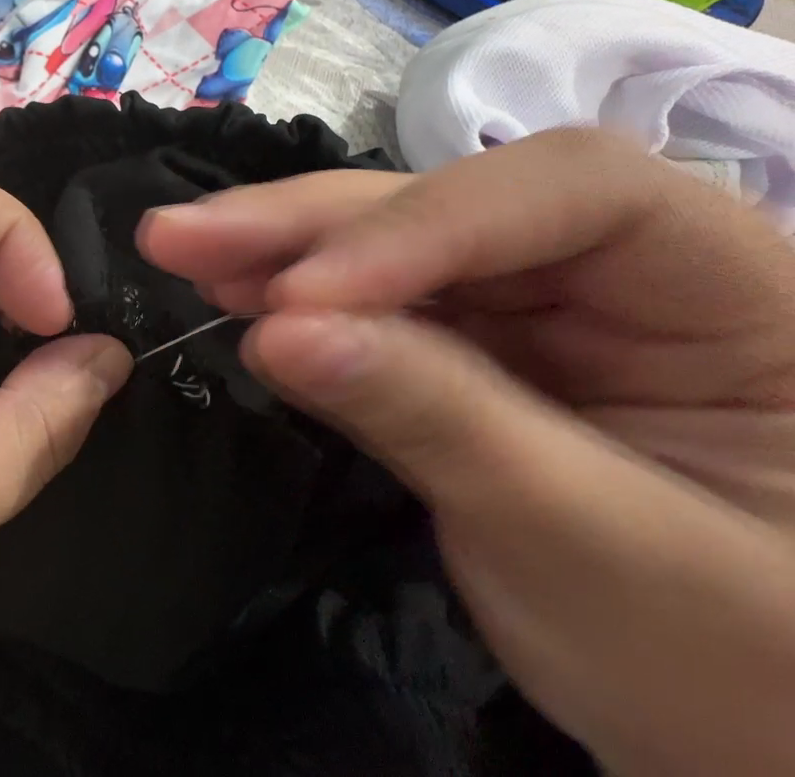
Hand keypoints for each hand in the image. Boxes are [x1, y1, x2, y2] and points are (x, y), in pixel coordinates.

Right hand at [139, 129, 794, 776]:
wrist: (733, 738)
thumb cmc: (725, 666)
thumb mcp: (588, 546)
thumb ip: (439, 421)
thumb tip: (277, 332)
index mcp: (739, 300)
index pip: (578, 194)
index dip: (429, 223)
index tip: (301, 298)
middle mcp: (630, 279)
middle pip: (456, 204)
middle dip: (311, 223)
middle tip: (179, 237)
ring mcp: (543, 315)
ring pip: (393, 244)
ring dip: (278, 246)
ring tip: (179, 251)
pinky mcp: (471, 355)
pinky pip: (368, 306)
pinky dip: (287, 296)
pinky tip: (225, 288)